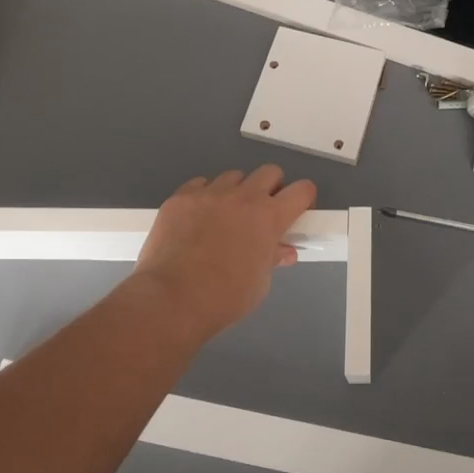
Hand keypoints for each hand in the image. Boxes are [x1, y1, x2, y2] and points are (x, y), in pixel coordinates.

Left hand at [130, 165, 317, 343]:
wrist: (170, 300)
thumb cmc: (223, 299)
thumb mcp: (259, 284)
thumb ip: (272, 259)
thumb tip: (282, 251)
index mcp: (269, 217)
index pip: (302, 190)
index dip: (303, 199)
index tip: (296, 212)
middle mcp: (243, 196)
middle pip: (270, 172)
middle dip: (270, 189)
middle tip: (260, 214)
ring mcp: (210, 193)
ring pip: (233, 176)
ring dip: (236, 192)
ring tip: (223, 217)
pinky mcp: (181, 197)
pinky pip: (200, 185)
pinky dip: (204, 197)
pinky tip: (195, 219)